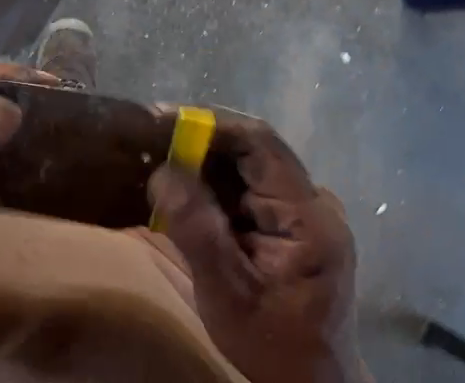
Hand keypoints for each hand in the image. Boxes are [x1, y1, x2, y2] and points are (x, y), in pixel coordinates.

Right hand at [149, 113, 362, 382]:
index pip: (260, 143)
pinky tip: (184, 193)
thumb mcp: (227, 293)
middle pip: (252, 150)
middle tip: (148, 142)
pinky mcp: (294, 224)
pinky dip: (214, 185)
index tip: (160, 120)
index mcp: (309, 217)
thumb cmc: (271, 345)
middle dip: (199, 143)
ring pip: (247, 167)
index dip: (210, 124)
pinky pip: (249, 187)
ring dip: (203, 164)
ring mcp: (307, 213)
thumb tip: (163, 172)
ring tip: (159, 164)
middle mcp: (315, 204)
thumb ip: (198, 231)